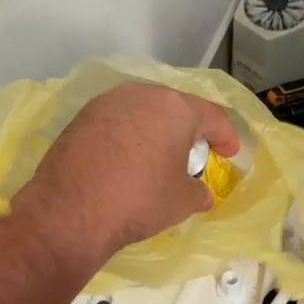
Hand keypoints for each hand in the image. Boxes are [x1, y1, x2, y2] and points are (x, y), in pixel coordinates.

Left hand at [11, 81, 240, 266]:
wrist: (73, 209)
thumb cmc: (140, 200)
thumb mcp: (182, 201)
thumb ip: (198, 192)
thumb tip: (201, 194)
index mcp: (175, 108)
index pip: (212, 116)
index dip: (226, 135)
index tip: (230, 153)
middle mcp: (141, 94)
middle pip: (175, 106)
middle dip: (189, 128)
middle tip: (196, 150)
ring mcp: (107, 103)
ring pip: (143, 111)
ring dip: (156, 129)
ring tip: (161, 154)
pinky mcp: (82, 117)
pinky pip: (118, 122)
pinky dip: (130, 137)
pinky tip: (129, 159)